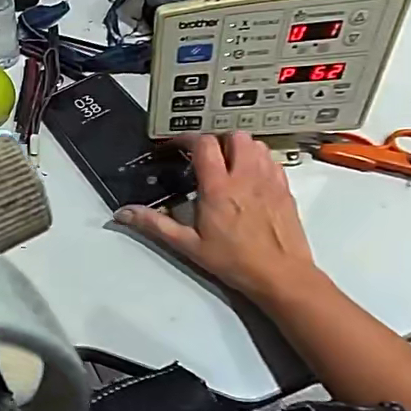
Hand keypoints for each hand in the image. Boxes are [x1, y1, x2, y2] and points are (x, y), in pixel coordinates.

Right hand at [114, 132, 323, 306]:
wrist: (280, 275)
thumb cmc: (236, 262)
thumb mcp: (189, 245)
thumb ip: (156, 225)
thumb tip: (126, 214)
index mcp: (219, 188)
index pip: (203, 145)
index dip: (188, 139)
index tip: (179, 146)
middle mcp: (245, 177)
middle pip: (234, 135)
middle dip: (217, 140)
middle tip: (207, 155)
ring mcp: (269, 180)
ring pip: (256, 144)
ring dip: (240, 147)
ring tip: (228, 163)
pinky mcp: (285, 189)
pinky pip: (272, 160)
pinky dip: (260, 160)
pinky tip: (251, 178)